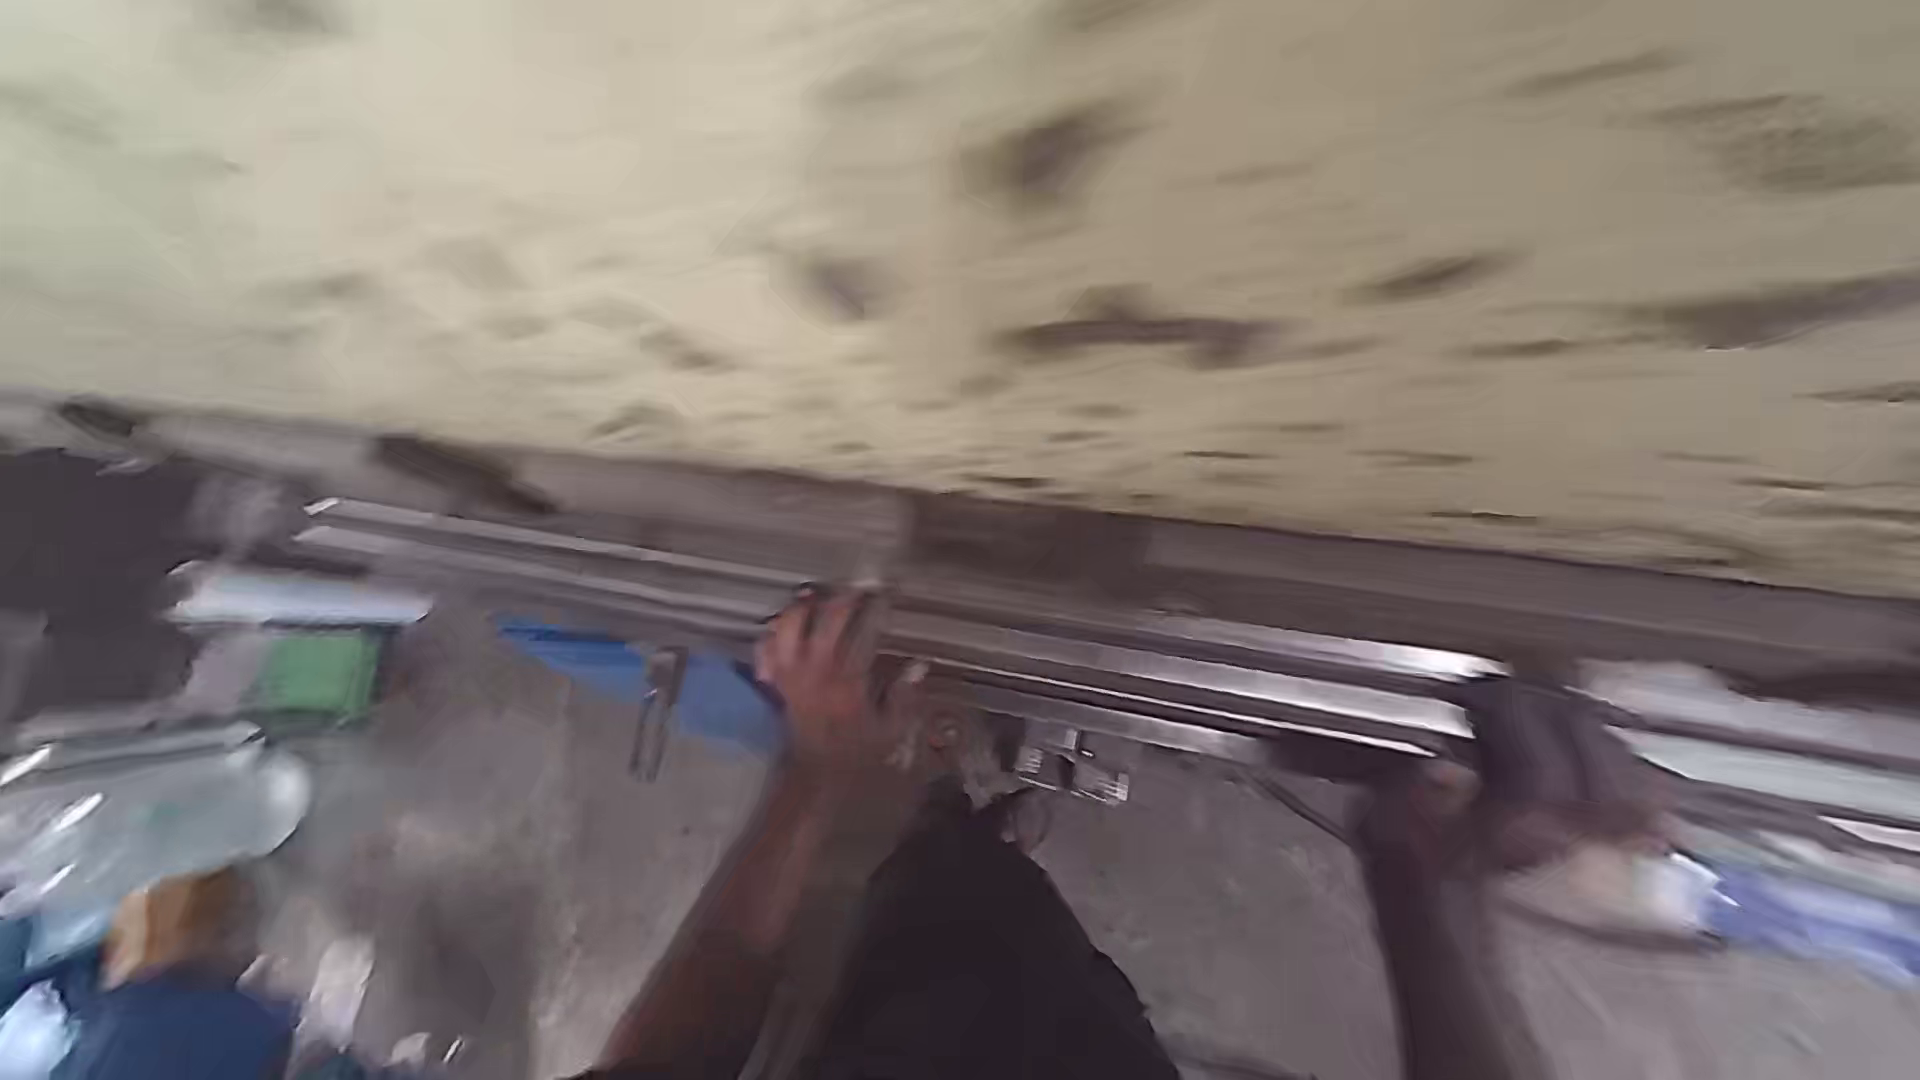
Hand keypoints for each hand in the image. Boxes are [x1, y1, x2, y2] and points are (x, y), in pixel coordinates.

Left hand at [756, 586, 906, 777]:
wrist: (814, 772)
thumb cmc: (855, 750)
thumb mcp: (890, 729)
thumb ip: (905, 696)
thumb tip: (918, 665)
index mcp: (848, 680)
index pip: (864, 632)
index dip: (876, 609)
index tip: (886, 595)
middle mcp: (817, 670)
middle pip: (826, 619)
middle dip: (843, 597)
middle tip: (857, 588)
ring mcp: (792, 673)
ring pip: (789, 626)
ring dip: (802, 606)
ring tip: (815, 594)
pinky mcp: (776, 680)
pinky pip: (766, 647)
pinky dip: (772, 632)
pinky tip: (784, 624)